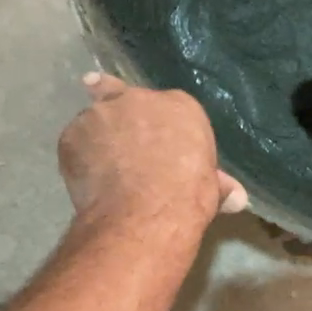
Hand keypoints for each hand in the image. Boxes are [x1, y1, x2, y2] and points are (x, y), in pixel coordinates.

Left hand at [58, 73, 247, 231]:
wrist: (147, 211)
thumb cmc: (189, 196)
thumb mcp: (212, 189)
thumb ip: (219, 185)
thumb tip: (238, 199)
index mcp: (180, 107)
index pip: (168, 109)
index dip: (157, 127)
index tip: (154, 144)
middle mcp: (140, 99)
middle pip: (126, 100)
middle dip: (121, 117)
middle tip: (118, 141)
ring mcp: (103, 113)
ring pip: (96, 121)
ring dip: (98, 138)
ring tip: (100, 168)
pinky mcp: (73, 133)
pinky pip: (75, 143)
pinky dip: (79, 157)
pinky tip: (87, 180)